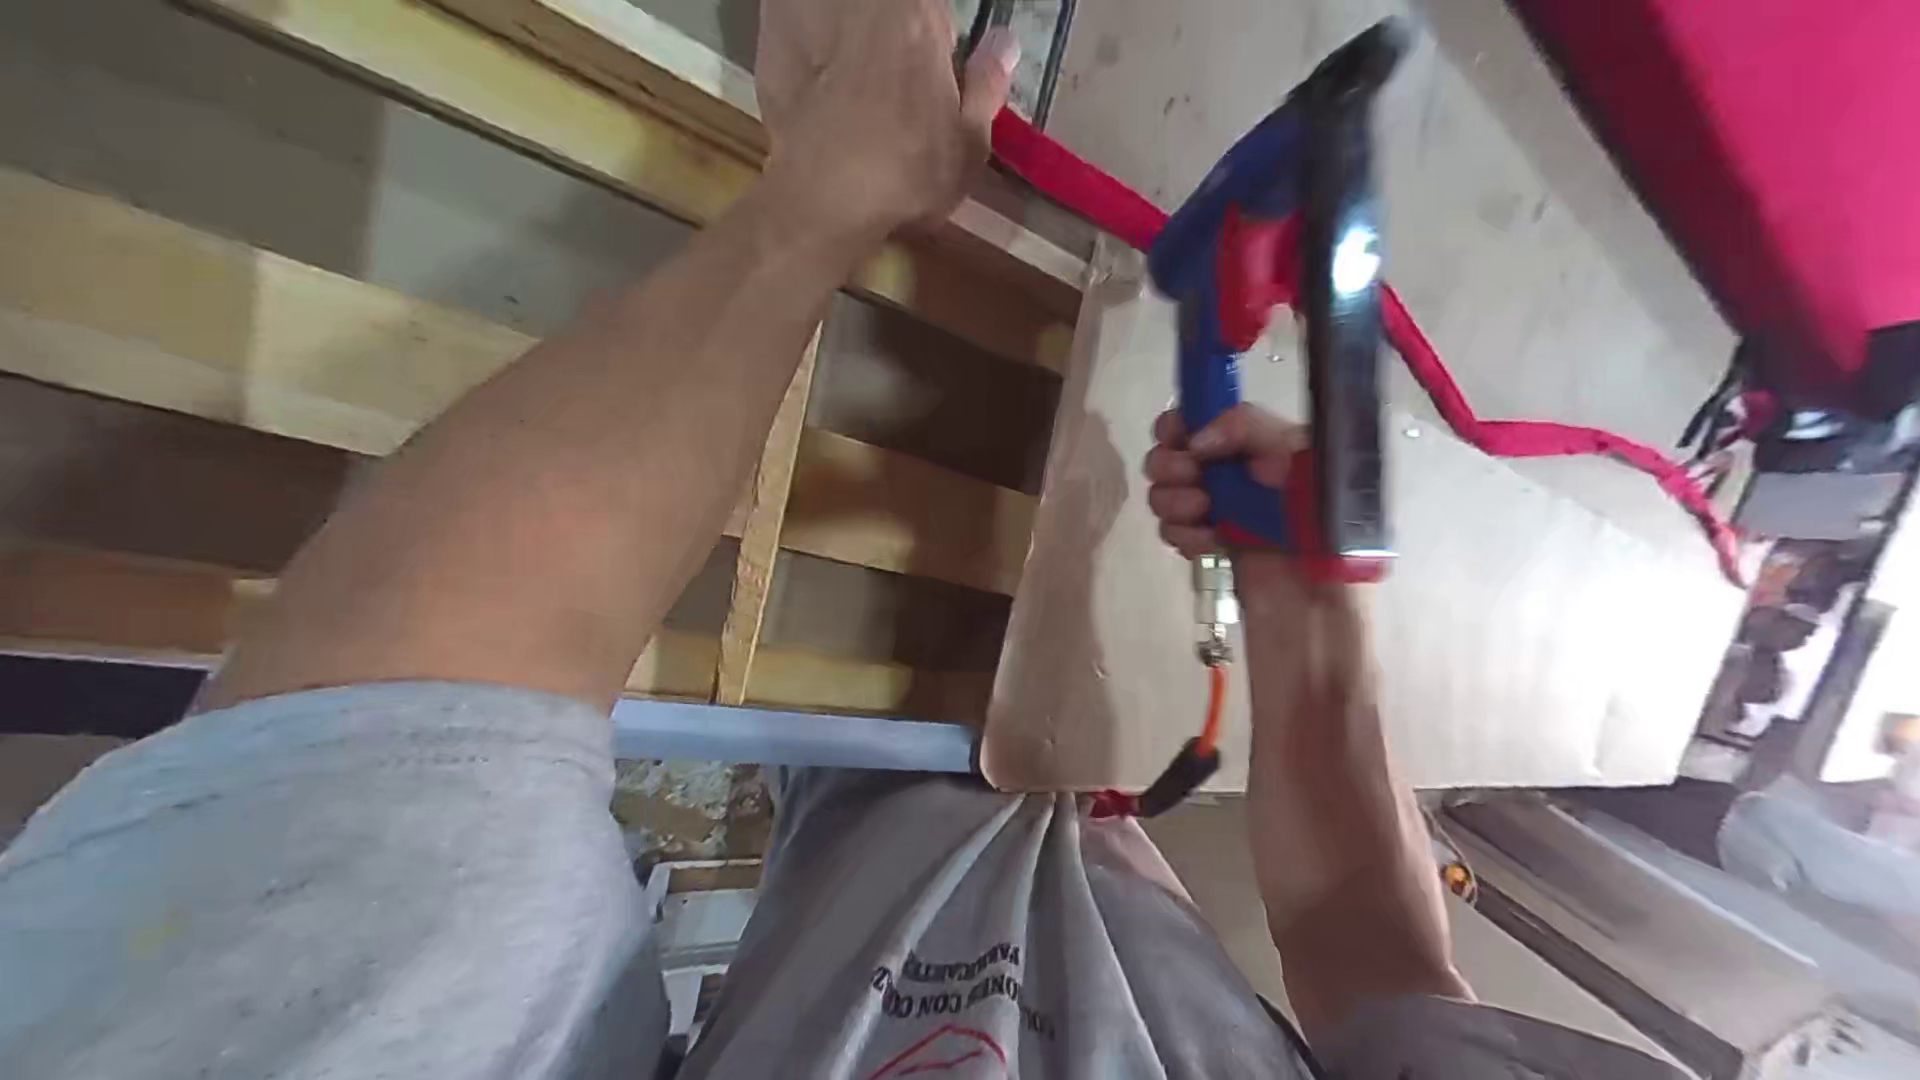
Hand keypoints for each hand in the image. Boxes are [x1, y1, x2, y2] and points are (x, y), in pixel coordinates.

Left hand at [756, 0, 1017, 237]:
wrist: (827, 200)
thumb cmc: (909, 175)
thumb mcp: (968, 145)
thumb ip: (987, 86)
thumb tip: (1004, 40)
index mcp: (919, 10)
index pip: (935, 8)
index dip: (934, 42)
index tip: (934, 74)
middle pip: (881, 9)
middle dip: (887, 35)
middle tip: (890, 89)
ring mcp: (810, 11)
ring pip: (834, 13)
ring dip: (841, 34)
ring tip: (849, 87)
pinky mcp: (770, 40)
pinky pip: (790, 24)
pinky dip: (801, 46)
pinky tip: (811, 85)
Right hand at [1144, 404, 1306, 594]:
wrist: (1319, 604)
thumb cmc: (1324, 526)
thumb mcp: (1301, 460)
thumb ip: (1248, 430)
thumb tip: (1194, 439)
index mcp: (1260, 445)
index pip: (1203, 417)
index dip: (1179, 423)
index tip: (1176, 436)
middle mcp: (1234, 474)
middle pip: (1171, 455)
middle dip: (1170, 465)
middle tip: (1191, 478)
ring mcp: (1217, 512)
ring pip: (1163, 493)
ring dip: (1174, 501)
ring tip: (1202, 514)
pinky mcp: (1206, 546)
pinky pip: (1171, 531)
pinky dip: (1184, 535)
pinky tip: (1209, 542)